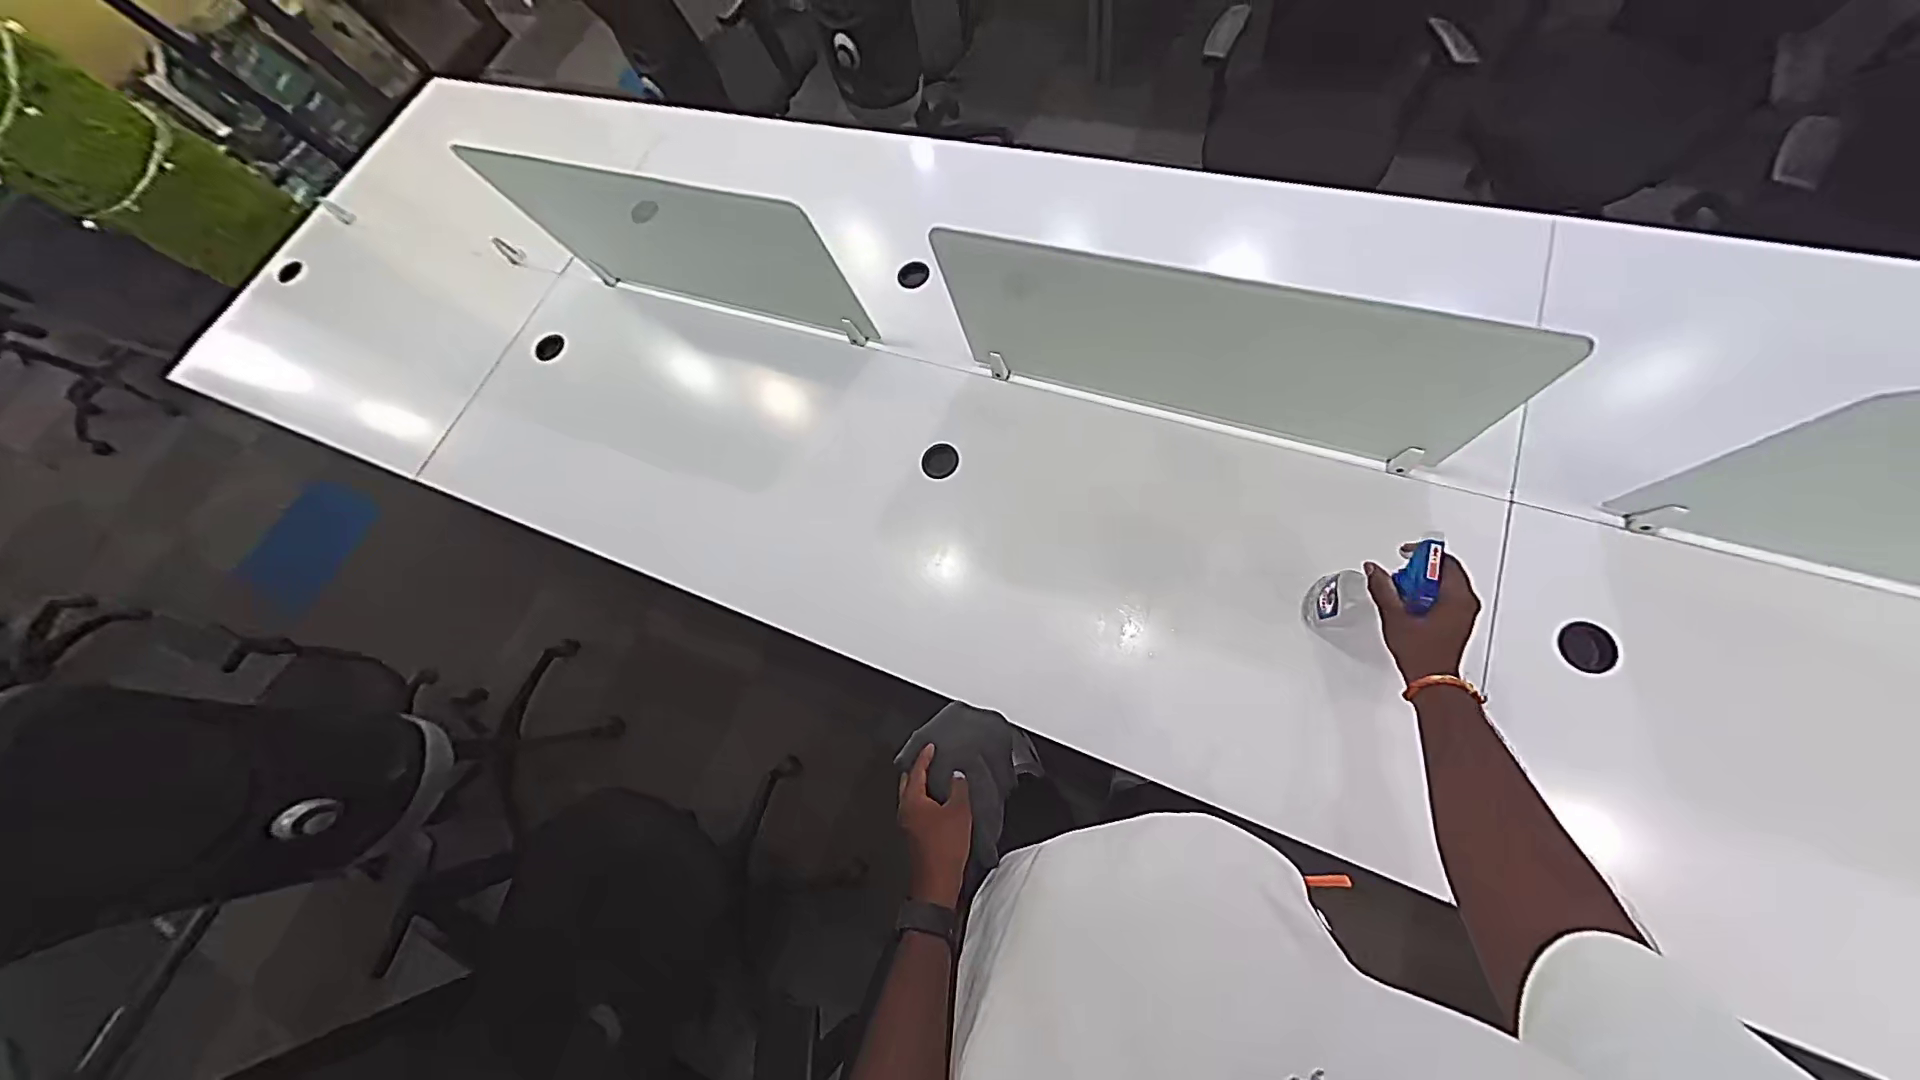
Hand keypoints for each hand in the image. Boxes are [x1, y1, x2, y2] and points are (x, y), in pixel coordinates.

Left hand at [898, 744, 970, 905]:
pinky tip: (935, 801)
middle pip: (907, 782)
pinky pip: (914, 807)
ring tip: (933, 777)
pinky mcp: (912, 835)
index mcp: (912, 800)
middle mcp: (905, 810)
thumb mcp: (959, 812)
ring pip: (909, 796)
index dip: (924, 757)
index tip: (930, 746)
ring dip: (919, 784)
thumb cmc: (945, 847)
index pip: (916, 771)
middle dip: (916, 769)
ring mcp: (906, 823)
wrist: (937, 883)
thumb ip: (958, 788)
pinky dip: (922, 798)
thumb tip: (956, 775)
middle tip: (928, 759)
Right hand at [1365, 546, 1480, 683]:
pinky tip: (1408, 606)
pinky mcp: (1458, 621)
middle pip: (1445, 572)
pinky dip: (1426, 595)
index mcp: (1458, 598)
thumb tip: (1374, 569)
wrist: (1432, 680)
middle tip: (1398, 577)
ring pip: (1444, 584)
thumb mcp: (1395, 616)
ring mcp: (1464, 613)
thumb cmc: (1421, 653)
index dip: (1423, 553)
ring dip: (1421, 583)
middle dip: (1419, 570)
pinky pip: (1444, 597)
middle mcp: (1466, 603)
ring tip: (1400, 594)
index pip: (1444, 562)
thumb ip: (1383, 588)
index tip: (1405, 553)